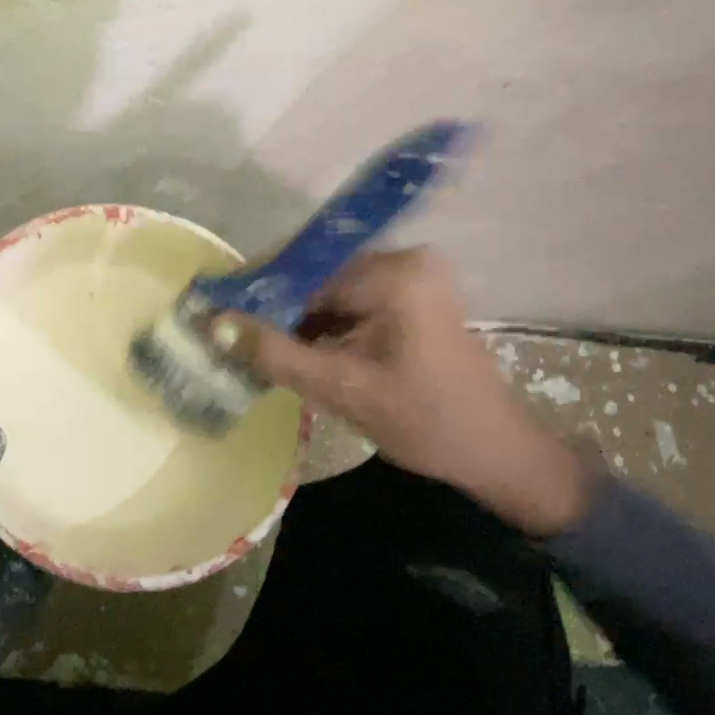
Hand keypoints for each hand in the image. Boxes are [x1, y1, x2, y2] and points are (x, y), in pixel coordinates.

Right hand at [215, 249, 591, 535]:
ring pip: (327, 290)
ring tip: (256, 346)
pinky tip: (296, 349)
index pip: (304, 272)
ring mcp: (411, 275)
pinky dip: (321, 324)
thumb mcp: (342, 390)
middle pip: (315, 277)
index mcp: (395, 274)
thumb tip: (214, 324)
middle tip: (231, 336)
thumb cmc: (427, 423)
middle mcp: (404, 259)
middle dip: (274, 308)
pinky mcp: (411, 295)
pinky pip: (349, 300)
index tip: (214, 315)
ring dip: (295, 318)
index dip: (256, 295)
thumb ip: (276, 353)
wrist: (500, 454)